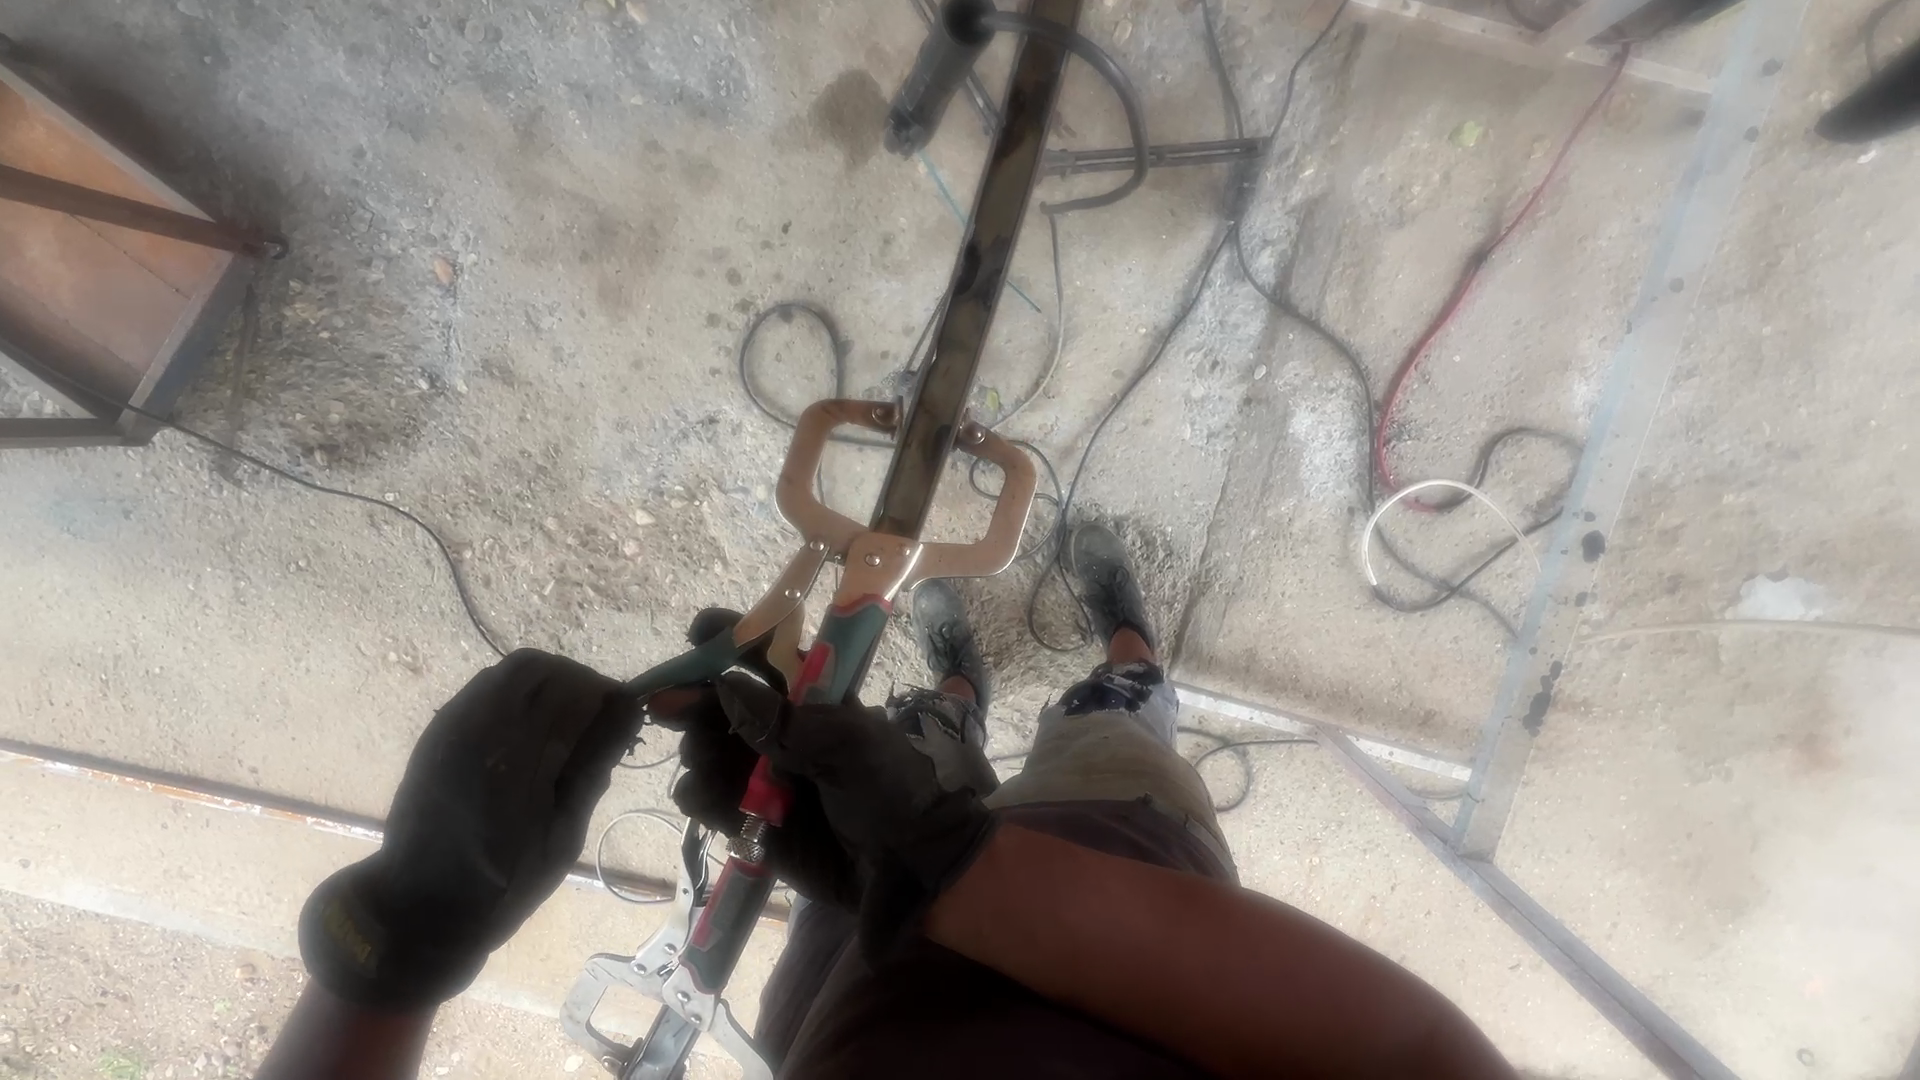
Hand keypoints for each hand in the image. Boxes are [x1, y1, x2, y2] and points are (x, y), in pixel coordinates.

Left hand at [298, 649, 640, 1008]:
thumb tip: (630, 707)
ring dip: (546, 687)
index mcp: (513, 757)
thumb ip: (595, 762)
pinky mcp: (436, 733)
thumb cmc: (504, 882)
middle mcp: (476, 731)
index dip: (606, 694)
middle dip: (576, 683)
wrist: (418, 910)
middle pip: (538, 668)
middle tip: (595, 719)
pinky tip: (529, 735)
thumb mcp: (565, 830)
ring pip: (509, 672)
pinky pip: (486, 689)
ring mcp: (450, 728)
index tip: (625, 715)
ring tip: (563, 727)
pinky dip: (518, 698)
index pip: (571, 689)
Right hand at [646, 611, 859, 907]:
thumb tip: (726, 683)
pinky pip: (709, 799)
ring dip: (697, 748)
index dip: (733, 639)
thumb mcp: (845, 745)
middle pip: (723, 703)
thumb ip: (784, 721)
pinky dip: (699, 794)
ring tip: (704, 759)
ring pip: (708, 749)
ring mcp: (763, 774)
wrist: (907, 866)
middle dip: (694, 700)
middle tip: (665, 705)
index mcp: (812, 697)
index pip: (767, 656)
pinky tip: (705, 797)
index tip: (699, 631)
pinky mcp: (751, 819)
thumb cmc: (887, 788)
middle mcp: (782, 729)